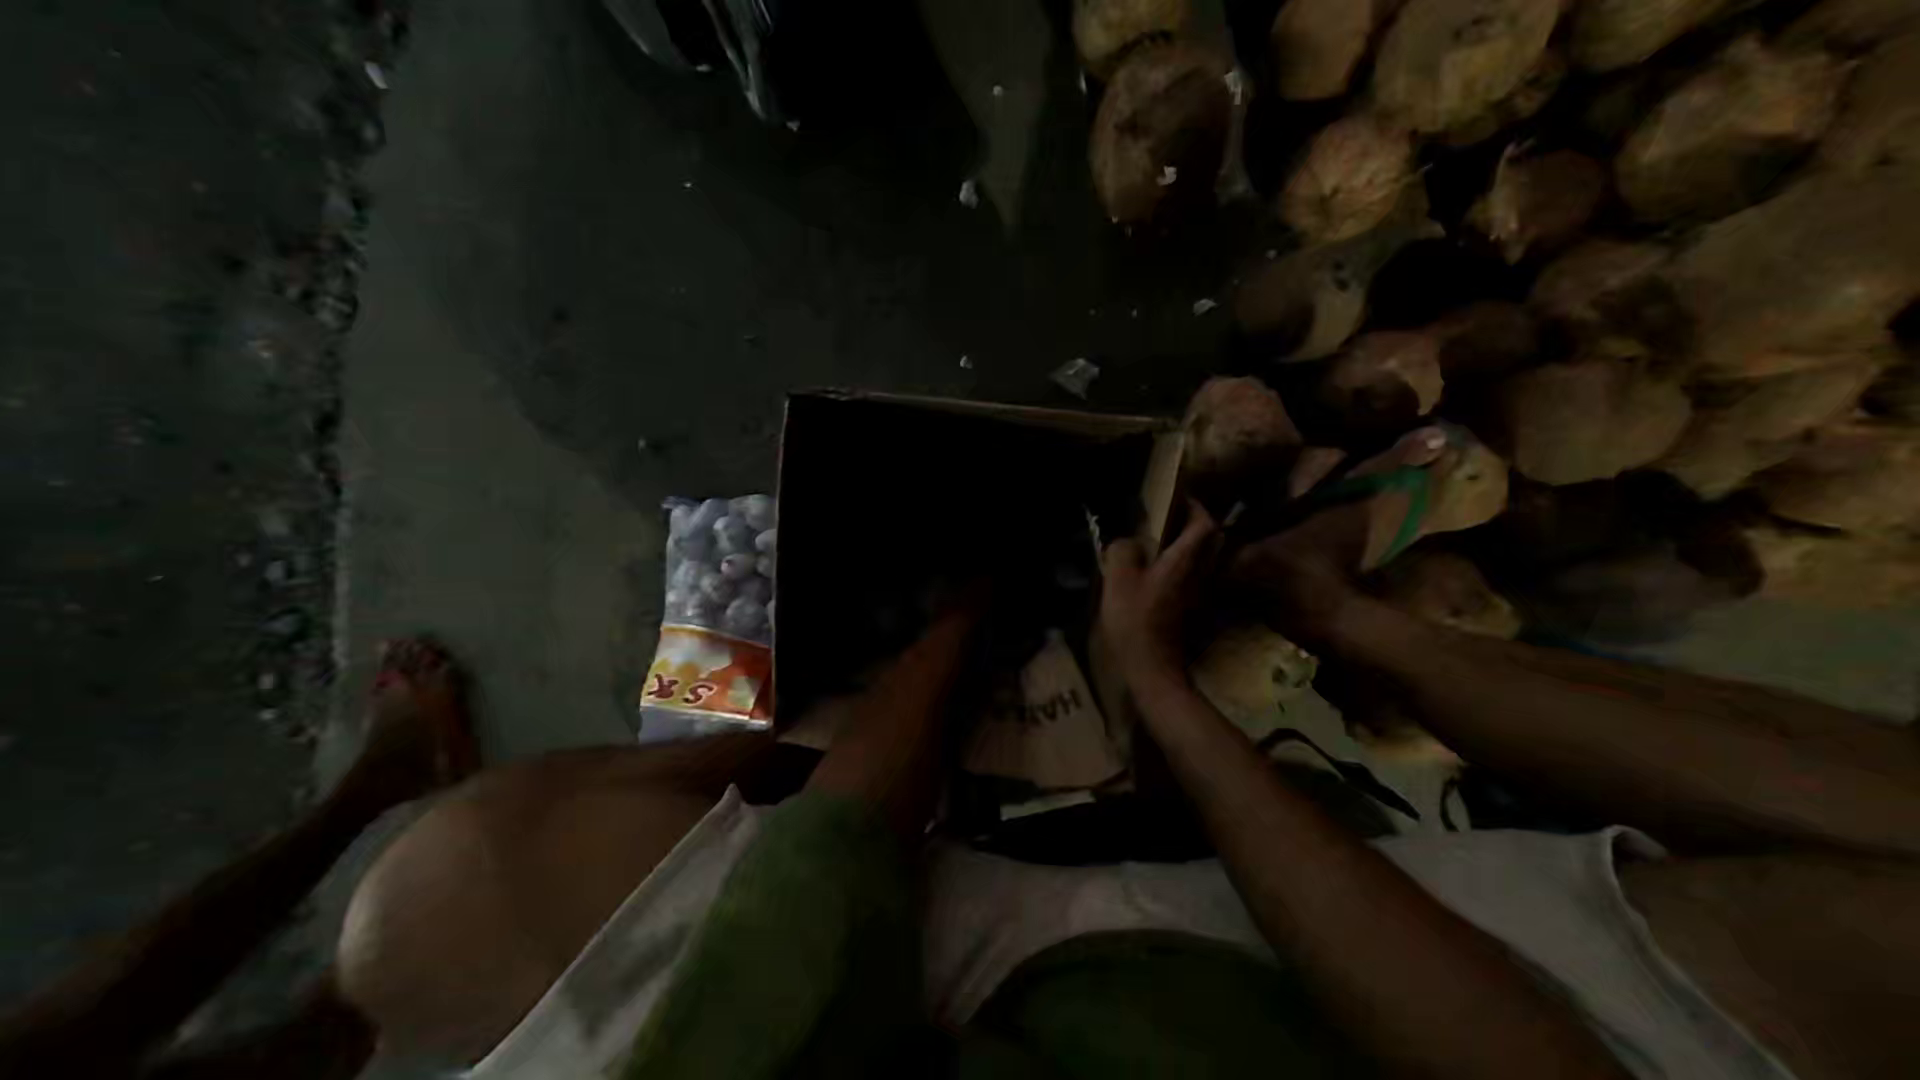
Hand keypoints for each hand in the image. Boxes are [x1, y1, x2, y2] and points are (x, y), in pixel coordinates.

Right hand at [1099, 503, 1219, 687]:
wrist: (1153, 668)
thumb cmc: (1136, 622)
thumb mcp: (1119, 580)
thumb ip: (1123, 551)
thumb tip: (1127, 540)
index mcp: (1184, 562)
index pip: (1204, 524)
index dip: (1196, 506)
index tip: (1179, 496)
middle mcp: (1200, 574)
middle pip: (1212, 540)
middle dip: (1197, 523)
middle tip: (1174, 515)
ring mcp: (1199, 593)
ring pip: (1205, 559)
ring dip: (1192, 544)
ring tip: (1165, 538)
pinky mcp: (1192, 609)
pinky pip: (1195, 575)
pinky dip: (1184, 563)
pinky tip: (1160, 568)